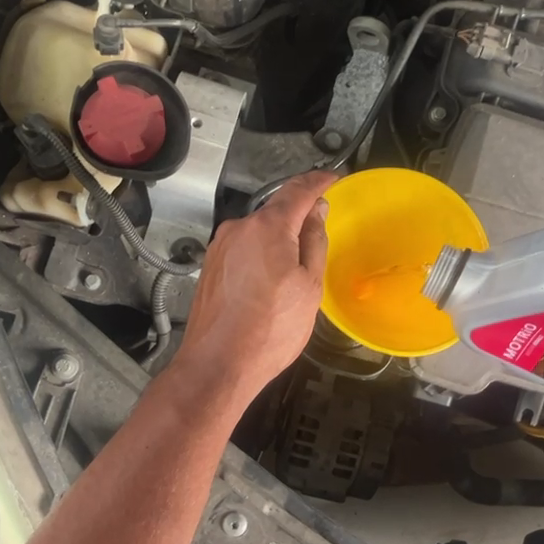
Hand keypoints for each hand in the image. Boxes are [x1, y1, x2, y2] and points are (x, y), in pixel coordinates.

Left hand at [172, 172, 336, 404]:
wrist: (218, 364)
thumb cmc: (269, 330)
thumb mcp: (309, 286)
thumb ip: (314, 242)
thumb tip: (316, 213)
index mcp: (267, 227)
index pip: (298, 190)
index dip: (319, 181)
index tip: (332, 178)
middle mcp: (238, 229)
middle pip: (276, 213)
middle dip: (298, 220)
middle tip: (318, 239)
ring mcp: (219, 247)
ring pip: (258, 233)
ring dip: (278, 242)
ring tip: (293, 274)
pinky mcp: (210, 267)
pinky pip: (243, 250)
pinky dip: (260, 256)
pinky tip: (268, 285)